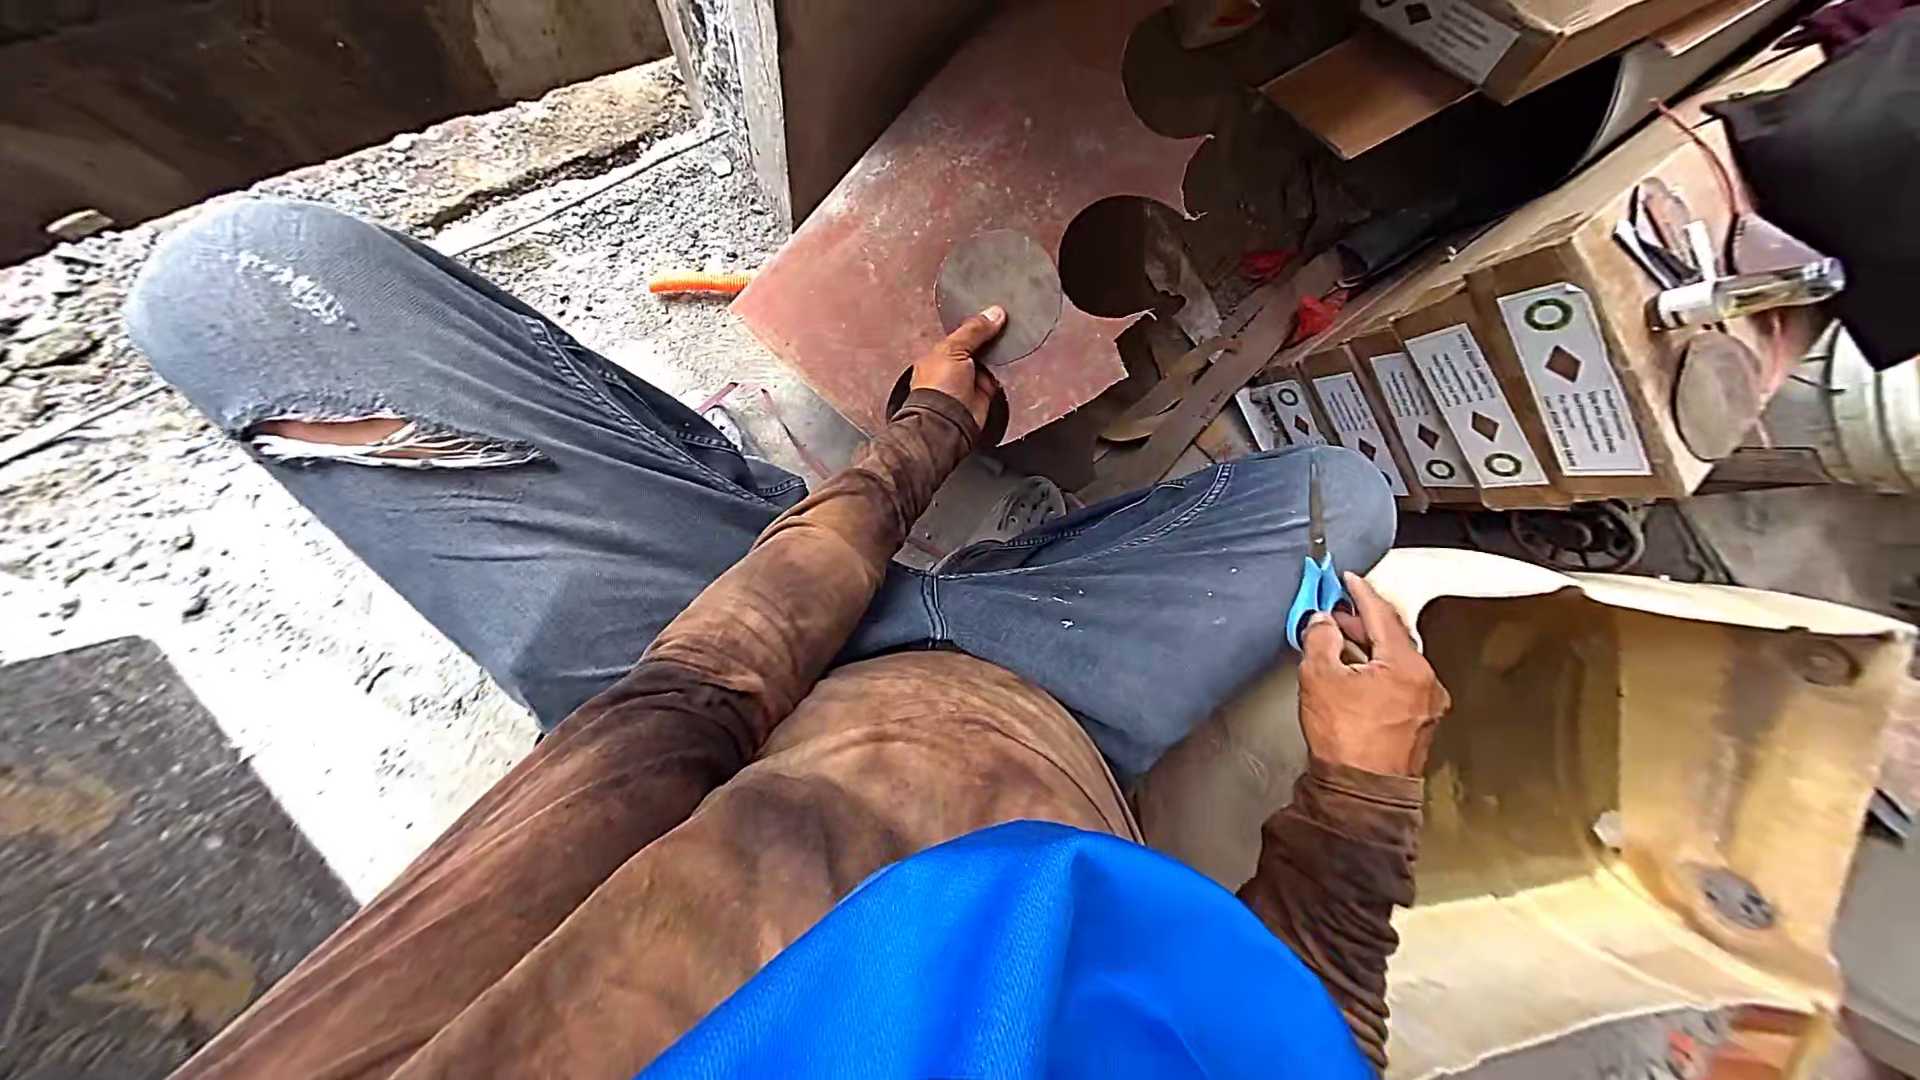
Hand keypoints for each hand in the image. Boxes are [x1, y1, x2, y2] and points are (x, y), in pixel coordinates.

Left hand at [910, 305, 1005, 428]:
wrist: (949, 421)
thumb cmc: (938, 387)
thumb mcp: (953, 349)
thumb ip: (973, 330)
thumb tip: (994, 313)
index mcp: (938, 352)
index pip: (960, 332)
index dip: (975, 322)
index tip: (992, 312)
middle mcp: (953, 365)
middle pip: (977, 345)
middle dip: (990, 337)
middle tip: (1005, 324)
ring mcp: (969, 379)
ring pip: (990, 360)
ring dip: (999, 354)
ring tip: (1011, 339)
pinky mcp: (984, 393)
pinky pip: (998, 377)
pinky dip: (1005, 371)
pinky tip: (1011, 360)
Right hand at [1298, 572, 1449, 776]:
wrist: (1359, 788)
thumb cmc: (1344, 737)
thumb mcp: (1318, 676)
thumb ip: (1320, 639)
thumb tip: (1321, 621)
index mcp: (1407, 666)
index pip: (1382, 615)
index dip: (1360, 594)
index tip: (1348, 580)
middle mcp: (1425, 682)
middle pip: (1393, 636)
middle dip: (1362, 621)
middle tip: (1335, 611)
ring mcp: (1426, 703)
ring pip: (1396, 659)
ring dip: (1368, 645)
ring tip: (1339, 640)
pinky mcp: (1418, 720)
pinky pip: (1398, 680)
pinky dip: (1375, 667)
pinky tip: (1353, 670)